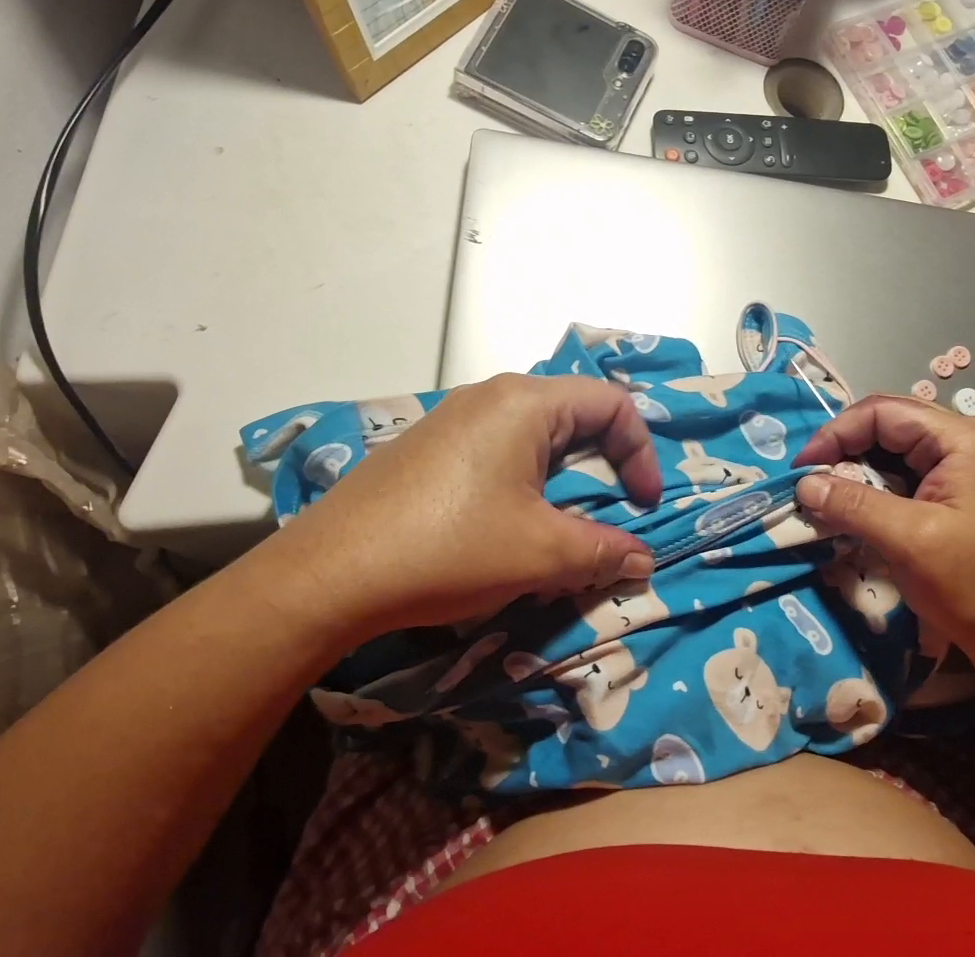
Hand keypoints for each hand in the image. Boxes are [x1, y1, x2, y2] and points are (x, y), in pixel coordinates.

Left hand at [248, 374, 662, 645]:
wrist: (330, 575)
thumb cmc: (449, 549)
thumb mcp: (541, 553)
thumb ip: (603, 551)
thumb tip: (641, 559)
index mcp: (525, 404)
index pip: (611, 403)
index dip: (642, 453)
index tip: (644, 506)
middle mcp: (490, 397)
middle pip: (575, 415)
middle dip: (607, 466)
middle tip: (613, 515)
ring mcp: (454, 421)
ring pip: (536, 438)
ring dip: (567, 480)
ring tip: (566, 529)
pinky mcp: (429, 451)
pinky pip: (500, 454)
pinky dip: (528, 485)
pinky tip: (511, 529)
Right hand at [792, 394, 974, 655]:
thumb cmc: (968, 581)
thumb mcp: (908, 540)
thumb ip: (854, 506)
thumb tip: (803, 484)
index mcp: (961, 439)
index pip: (884, 412)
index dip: (837, 433)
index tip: (802, 468)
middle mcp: (961, 441)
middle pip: (887, 424)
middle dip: (843, 448)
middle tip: (809, 479)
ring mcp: (958, 465)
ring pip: (889, 448)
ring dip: (853, 468)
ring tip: (823, 493)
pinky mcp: (949, 490)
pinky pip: (899, 473)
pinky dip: (869, 486)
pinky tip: (849, 505)